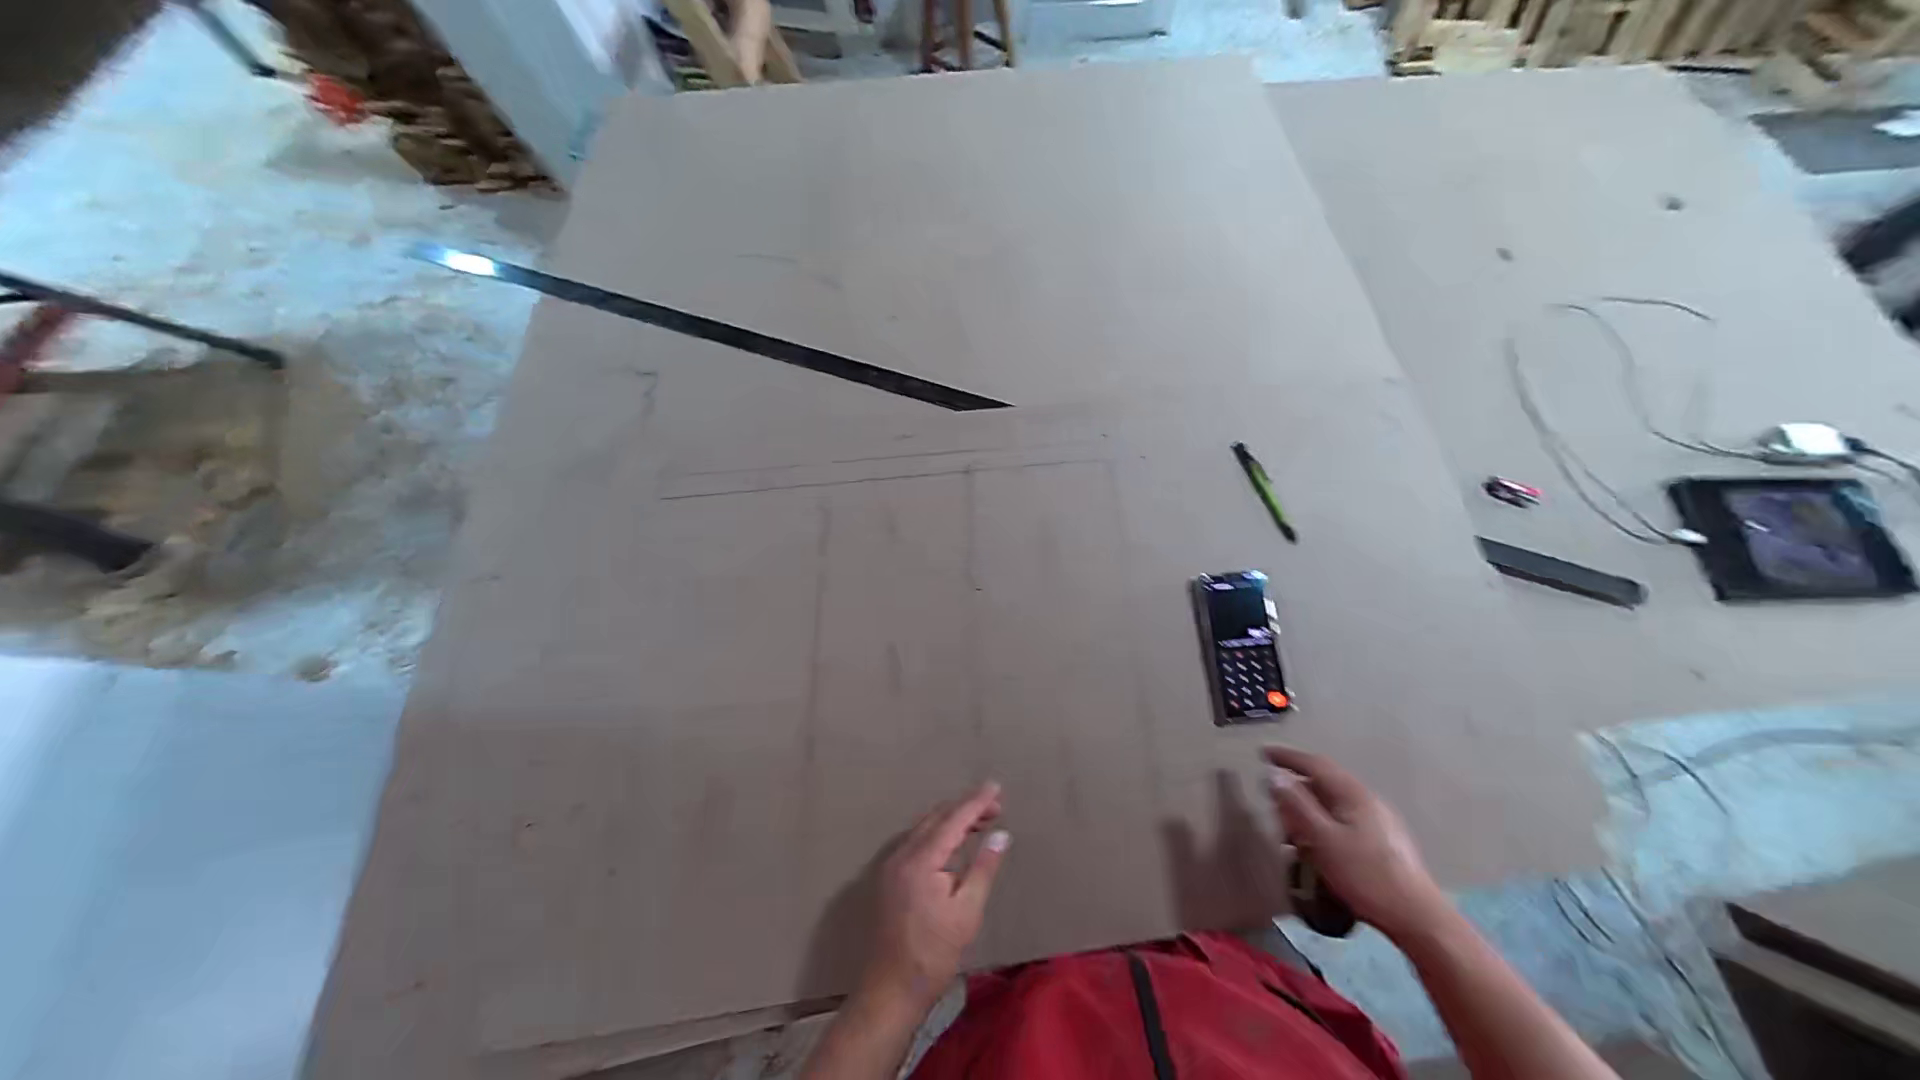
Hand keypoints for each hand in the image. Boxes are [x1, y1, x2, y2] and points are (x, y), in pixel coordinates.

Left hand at [863, 782, 1010, 1007]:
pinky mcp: (889, 877)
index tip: (996, 788)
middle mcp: (902, 854)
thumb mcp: (967, 911)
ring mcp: (891, 864)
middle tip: (995, 807)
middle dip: (966, 808)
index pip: (954, 819)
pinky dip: (937, 834)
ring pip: (924, 828)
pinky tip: (953, 844)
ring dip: (951, 820)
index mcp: (921, 859)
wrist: (891, 988)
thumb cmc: (934, 953)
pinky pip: (916, 841)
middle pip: (937, 818)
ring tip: (980, 822)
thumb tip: (1000, 834)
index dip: (977, 802)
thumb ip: (983, 867)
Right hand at [1264, 746, 1451, 942]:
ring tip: (1290, 829)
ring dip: (1307, 810)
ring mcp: (1378, 822)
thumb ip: (1297, 805)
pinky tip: (1315, 846)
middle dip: (1295, 789)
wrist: (1417, 919)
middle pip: (1324, 784)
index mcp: (1354, 794)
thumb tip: (1275, 775)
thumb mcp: (1323, 839)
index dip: (1287, 757)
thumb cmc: (1366, 876)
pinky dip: (1321, 824)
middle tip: (1273, 802)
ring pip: (1333, 804)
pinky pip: (1342, 820)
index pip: (1316, 764)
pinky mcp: (1382, 842)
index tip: (1264, 753)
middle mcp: (1368, 801)